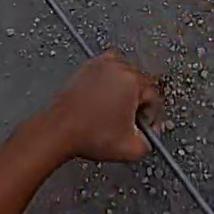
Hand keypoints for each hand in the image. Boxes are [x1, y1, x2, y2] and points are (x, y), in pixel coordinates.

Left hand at [39, 52, 162, 161]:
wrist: (59, 130)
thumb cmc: (90, 135)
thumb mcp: (129, 148)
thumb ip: (148, 143)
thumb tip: (149, 138)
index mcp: (133, 82)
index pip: (153, 96)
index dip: (151, 115)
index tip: (144, 126)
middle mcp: (119, 67)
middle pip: (141, 82)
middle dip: (139, 102)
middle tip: (130, 120)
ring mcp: (102, 64)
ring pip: (126, 72)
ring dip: (126, 88)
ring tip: (117, 107)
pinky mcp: (88, 66)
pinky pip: (109, 65)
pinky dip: (111, 75)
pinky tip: (106, 93)